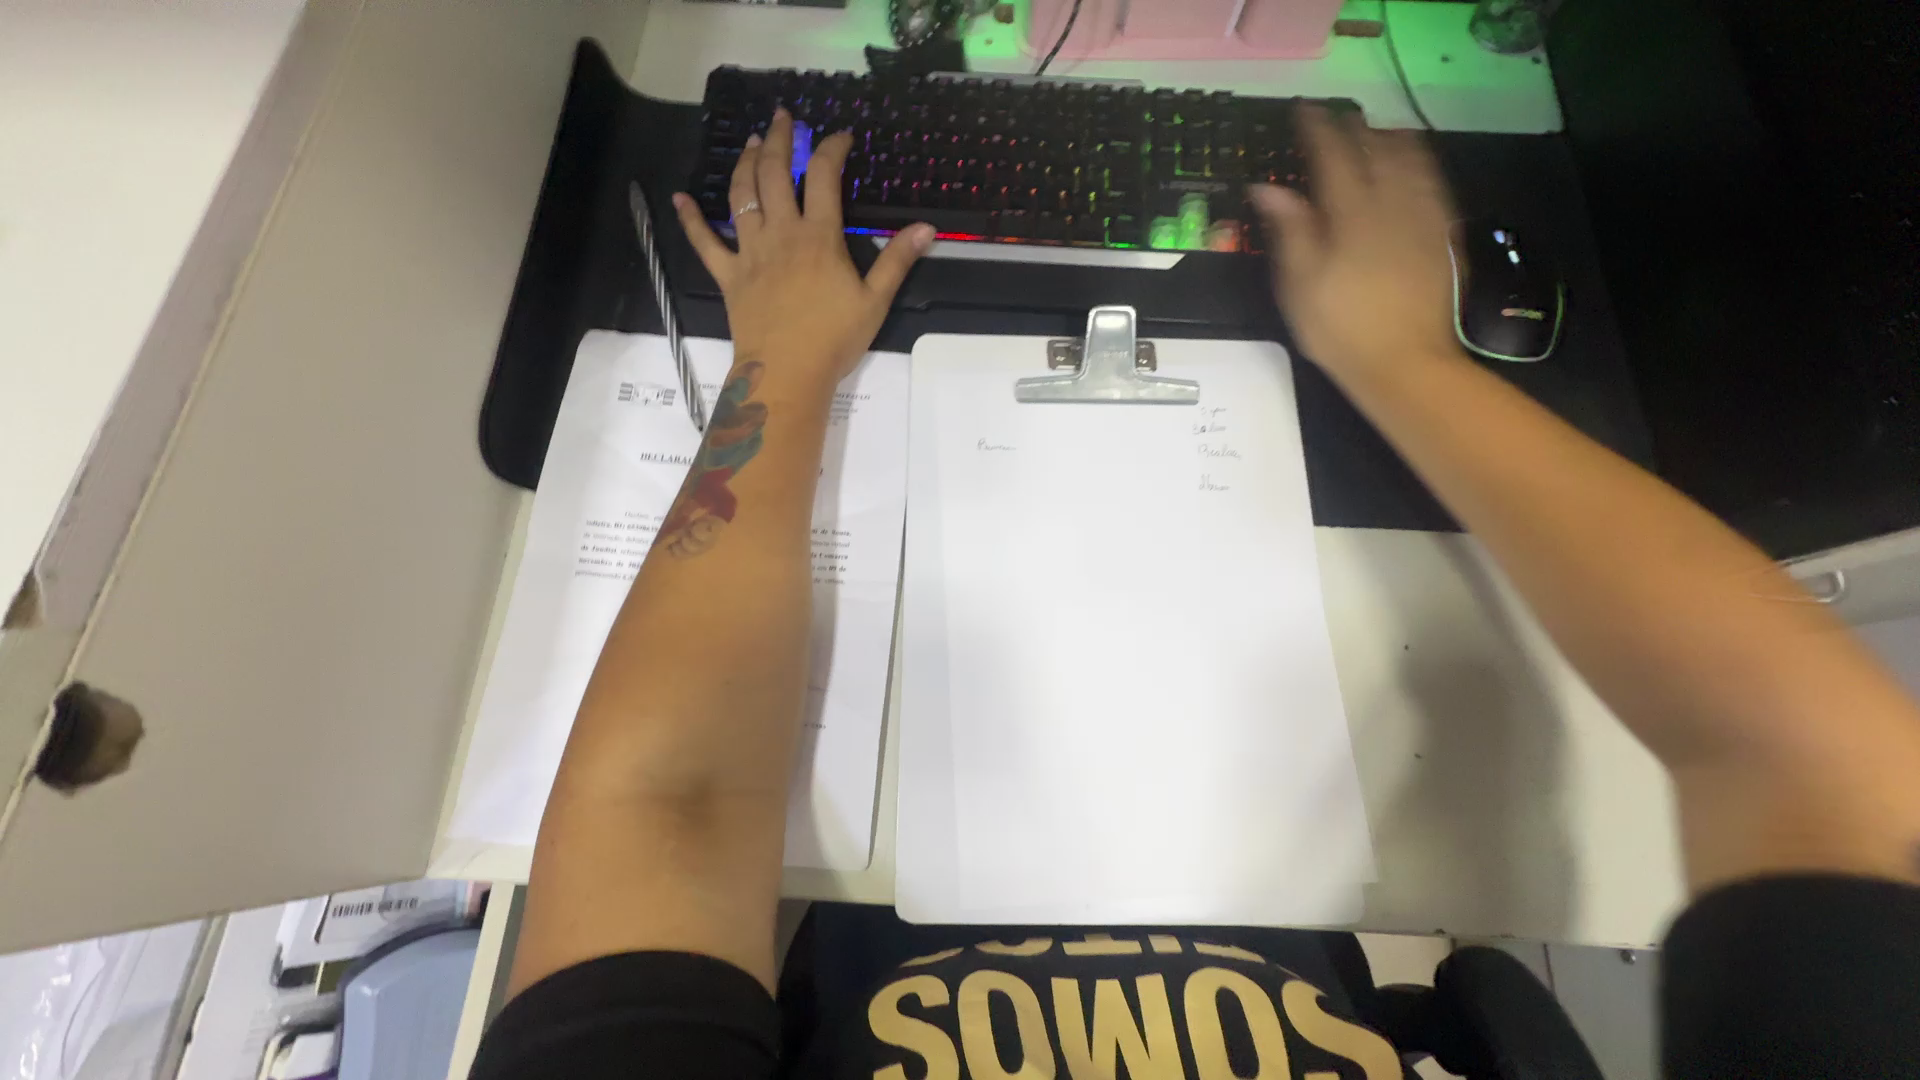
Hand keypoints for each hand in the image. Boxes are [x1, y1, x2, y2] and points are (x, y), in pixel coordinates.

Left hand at [675, 110, 933, 386]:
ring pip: (741, 196)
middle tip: (782, 118)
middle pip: (774, 173)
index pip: (823, 176)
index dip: (831, 148)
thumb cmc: (834, 340)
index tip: (840, 136)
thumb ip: (896, 261)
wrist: (787, 374)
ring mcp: (750, 252)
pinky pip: (705, 242)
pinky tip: (680, 198)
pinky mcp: (728, 275)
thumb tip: (925, 228)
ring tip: (750, 143)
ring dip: (744, 163)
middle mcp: (781, 233)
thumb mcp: (875, 301)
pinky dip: (691, 219)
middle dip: (779, 139)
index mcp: (819, 237)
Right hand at [1250, 107, 1459, 383]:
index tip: (1304, 112)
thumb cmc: (1340, 328)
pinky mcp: (1441, 235)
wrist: (1404, 362)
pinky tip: (1413, 166)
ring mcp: (1422, 217)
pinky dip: (1419, 164)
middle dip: (1354, 129)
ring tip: (1377, 131)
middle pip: (1375, 151)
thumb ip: (1290, 230)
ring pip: (1411, 160)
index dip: (1317, 130)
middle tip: (1337, 119)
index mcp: (1351, 215)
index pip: (1333, 157)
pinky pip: (1433, 183)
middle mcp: (1391, 204)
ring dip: (1390, 140)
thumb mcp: (1300, 285)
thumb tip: (1268, 189)